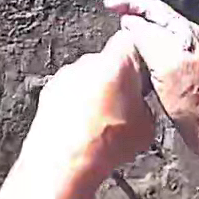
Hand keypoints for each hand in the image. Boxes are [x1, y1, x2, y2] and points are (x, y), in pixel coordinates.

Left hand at [27, 32, 154, 172]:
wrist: (65, 159)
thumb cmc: (106, 142)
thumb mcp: (147, 126)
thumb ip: (146, 104)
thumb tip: (141, 106)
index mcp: (117, 61)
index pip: (132, 39)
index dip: (140, 54)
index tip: (145, 71)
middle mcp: (89, 61)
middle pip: (110, 60)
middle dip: (119, 77)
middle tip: (126, 103)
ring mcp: (67, 74)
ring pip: (89, 76)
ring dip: (96, 91)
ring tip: (103, 120)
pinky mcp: (51, 89)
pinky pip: (71, 89)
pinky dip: (77, 102)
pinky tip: (83, 124)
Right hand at [103, 0, 198, 148]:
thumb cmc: (191, 97)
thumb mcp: (164, 60)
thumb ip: (145, 35)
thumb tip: (129, 22)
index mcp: (185, 31)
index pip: (153, 7)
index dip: (129, 3)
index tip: (109, 6)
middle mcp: (187, 38)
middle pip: (155, 17)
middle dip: (132, 13)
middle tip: (112, 16)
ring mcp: (185, 53)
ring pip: (156, 33)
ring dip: (137, 30)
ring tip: (119, 33)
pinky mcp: (182, 69)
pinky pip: (157, 49)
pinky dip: (142, 47)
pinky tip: (133, 56)